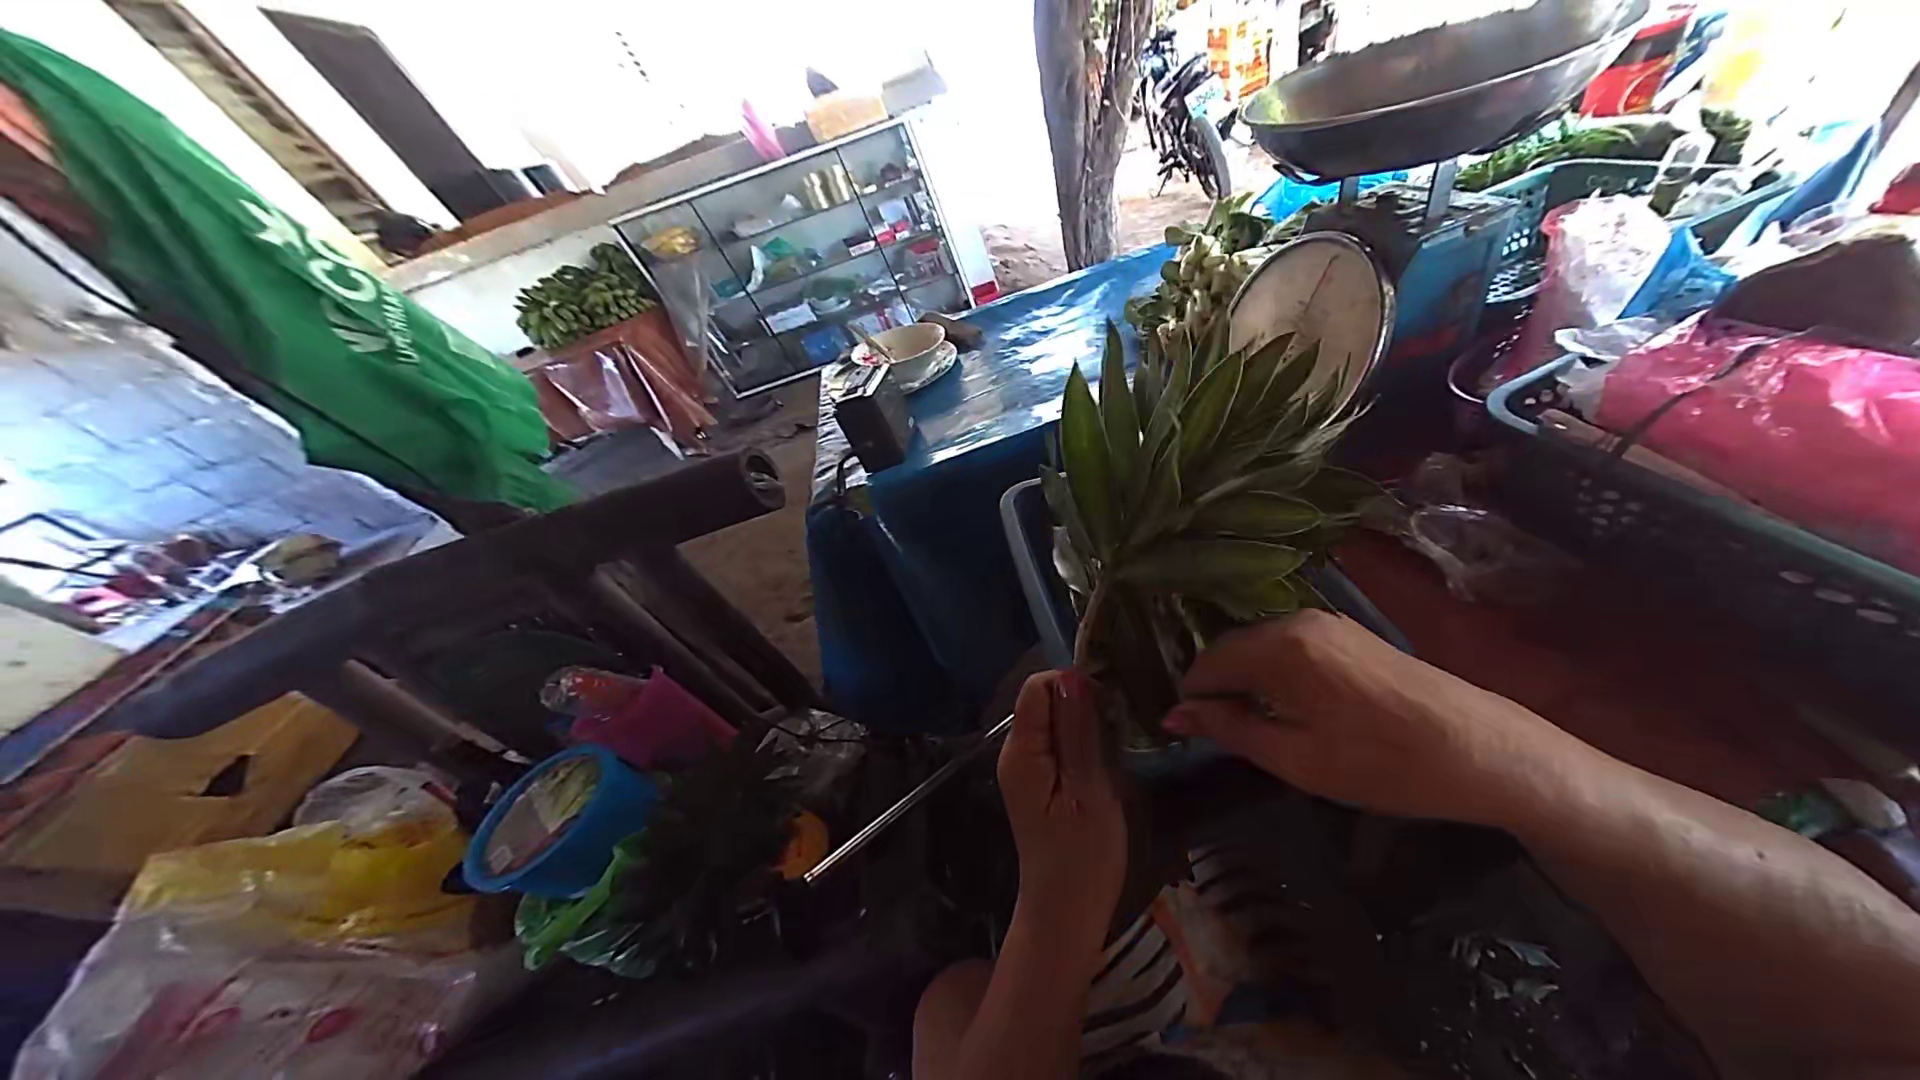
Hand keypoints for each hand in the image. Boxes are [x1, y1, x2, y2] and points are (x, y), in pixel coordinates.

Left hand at [997, 670, 1125, 913]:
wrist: (1067, 913)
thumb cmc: (1083, 857)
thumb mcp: (1088, 790)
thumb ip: (1078, 732)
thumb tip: (1072, 677)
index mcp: (1021, 751)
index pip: (1037, 687)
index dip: (1072, 685)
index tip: (1107, 707)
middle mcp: (1016, 751)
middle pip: (1045, 701)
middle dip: (1081, 705)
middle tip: (1116, 731)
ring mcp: (1027, 766)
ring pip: (1055, 720)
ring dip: (1085, 725)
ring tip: (1113, 749)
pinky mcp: (1040, 779)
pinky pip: (1059, 742)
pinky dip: (1082, 743)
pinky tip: (1102, 764)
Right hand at [1164, 610, 1584, 826]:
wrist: (1492, 753)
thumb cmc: (1386, 763)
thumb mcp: (1296, 758)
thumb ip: (1229, 730)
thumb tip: (1172, 715)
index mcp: (1278, 646)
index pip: (1205, 665)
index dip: (1193, 702)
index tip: (1193, 735)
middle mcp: (1295, 620)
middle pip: (1229, 649)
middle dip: (1217, 688)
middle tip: (1225, 735)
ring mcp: (1325, 621)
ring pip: (1258, 647)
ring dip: (1246, 681)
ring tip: (1259, 725)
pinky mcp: (1348, 631)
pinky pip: (1287, 645)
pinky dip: (1274, 672)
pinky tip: (1293, 706)